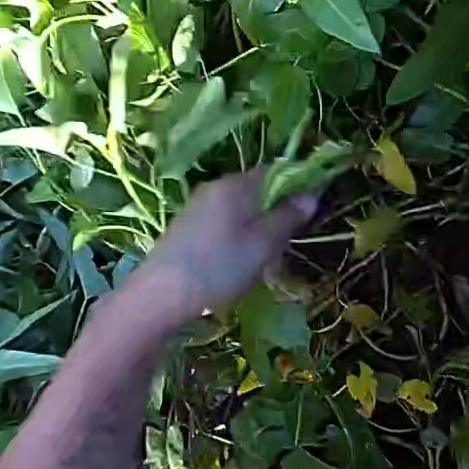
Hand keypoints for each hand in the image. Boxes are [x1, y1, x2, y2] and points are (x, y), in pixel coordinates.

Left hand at [103, 171, 317, 337]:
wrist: (158, 297)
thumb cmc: (217, 267)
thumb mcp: (262, 245)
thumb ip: (287, 218)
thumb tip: (311, 195)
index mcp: (234, 185)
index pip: (275, 171)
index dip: (296, 186)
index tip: (308, 213)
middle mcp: (215, 188)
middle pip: (257, 192)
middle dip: (276, 217)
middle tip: (282, 251)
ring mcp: (197, 207)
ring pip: (241, 212)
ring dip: (258, 233)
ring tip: (261, 267)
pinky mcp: (187, 227)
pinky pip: (223, 225)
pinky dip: (238, 241)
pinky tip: (236, 269)